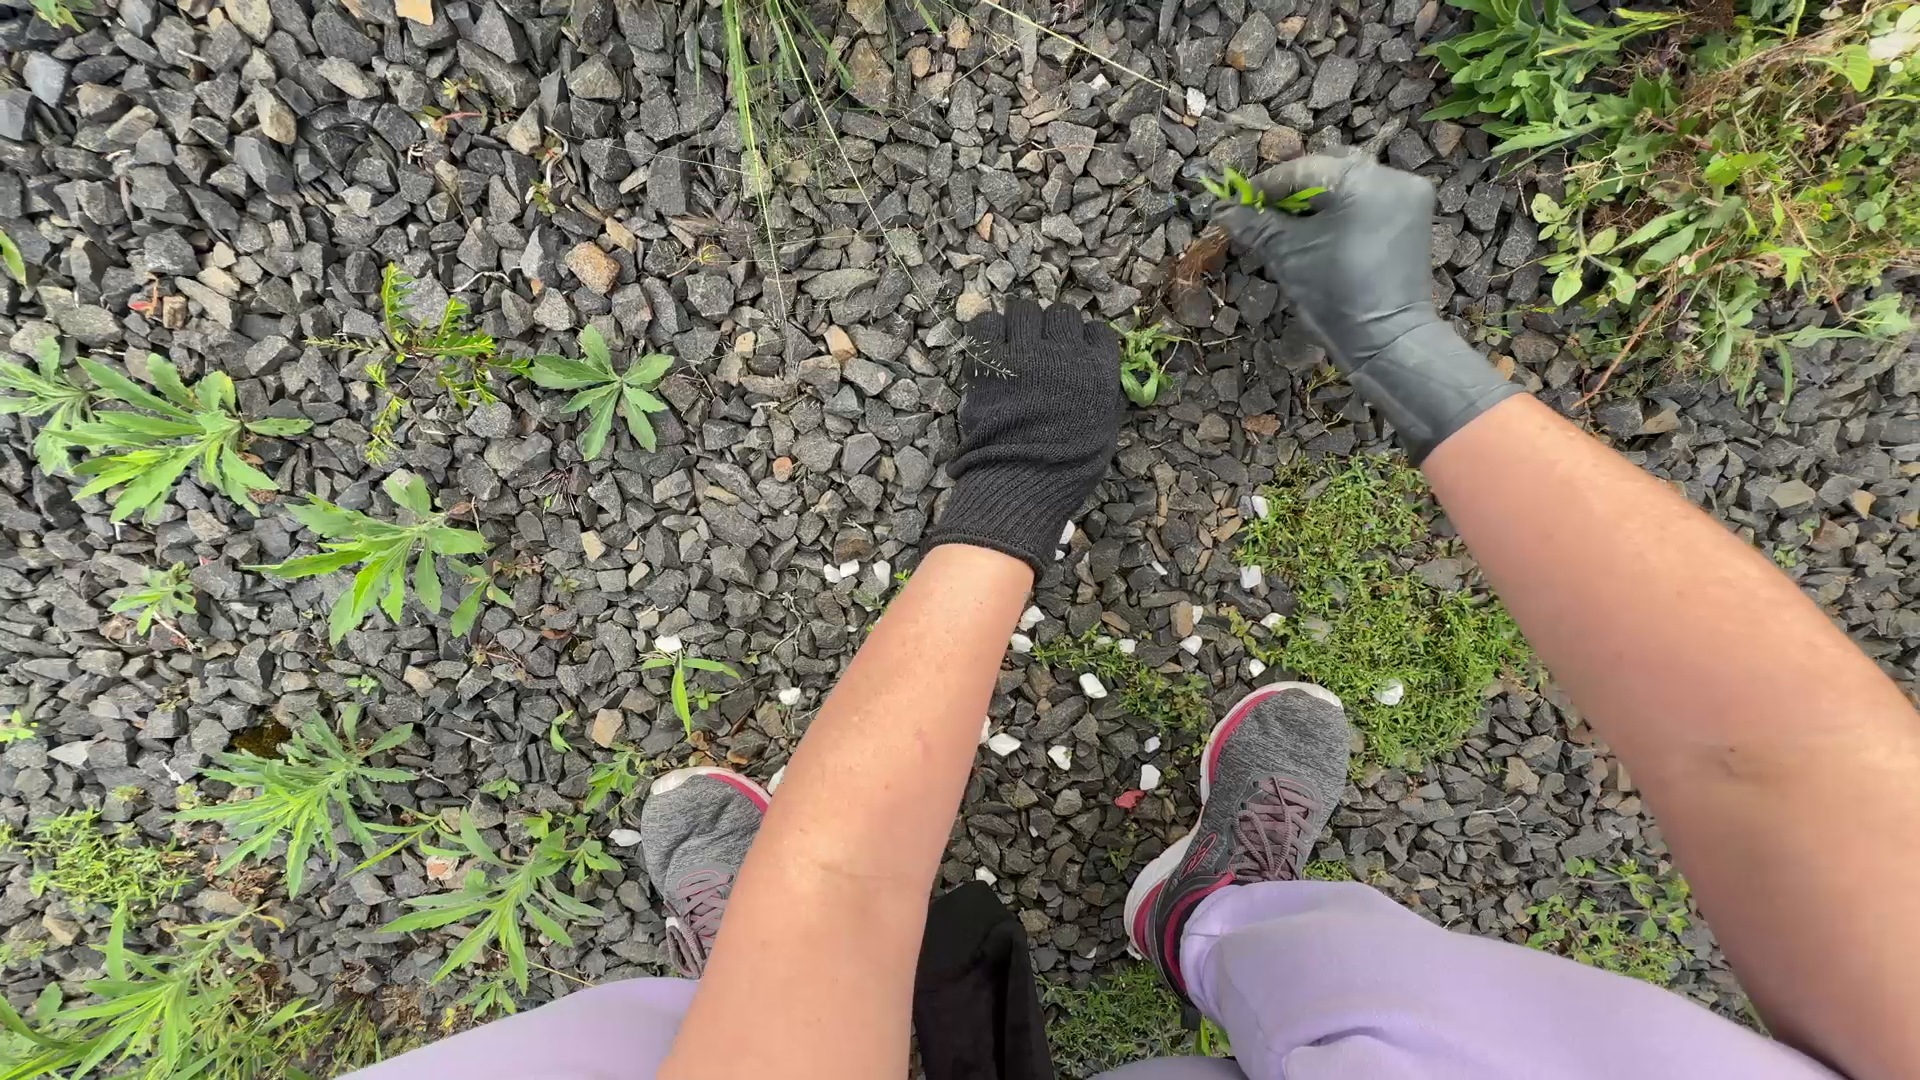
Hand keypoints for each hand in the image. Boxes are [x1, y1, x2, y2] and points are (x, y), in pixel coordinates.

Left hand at [928, 299, 1121, 576]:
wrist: (1023, 481)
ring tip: (1012, 344)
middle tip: (1040, 348)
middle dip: (1052, 328)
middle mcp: (1065, 353)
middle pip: (1062, 314)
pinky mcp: (990, 362)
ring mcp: (1025, 353)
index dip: (1085, 340)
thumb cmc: (1067, 469)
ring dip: (1020, 323)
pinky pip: (986, 323)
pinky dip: (987, 331)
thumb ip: (1104, 401)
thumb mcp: (1104, 435)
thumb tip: (1102, 386)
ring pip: (1024, 309)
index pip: (1098, 332)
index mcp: (1098, 371)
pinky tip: (989, 349)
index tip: (1075, 353)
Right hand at [1214, 153, 1522, 462]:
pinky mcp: (1410, 221)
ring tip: (1286, 226)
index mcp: (1364, 180)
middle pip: (1330, 171)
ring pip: (1349, 187)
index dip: (1265, 186)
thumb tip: (1221, 212)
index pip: (1304, 169)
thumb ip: (1255, 226)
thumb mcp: (1287, 255)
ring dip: (1315, 202)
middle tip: (1260, 212)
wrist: (1383, 338)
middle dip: (1292, 191)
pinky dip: (1338, 214)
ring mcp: (1408, 198)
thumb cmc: (1333, 293)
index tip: (1236, 202)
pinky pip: (1366, 204)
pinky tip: (1317, 235)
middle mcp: (1394, 178)